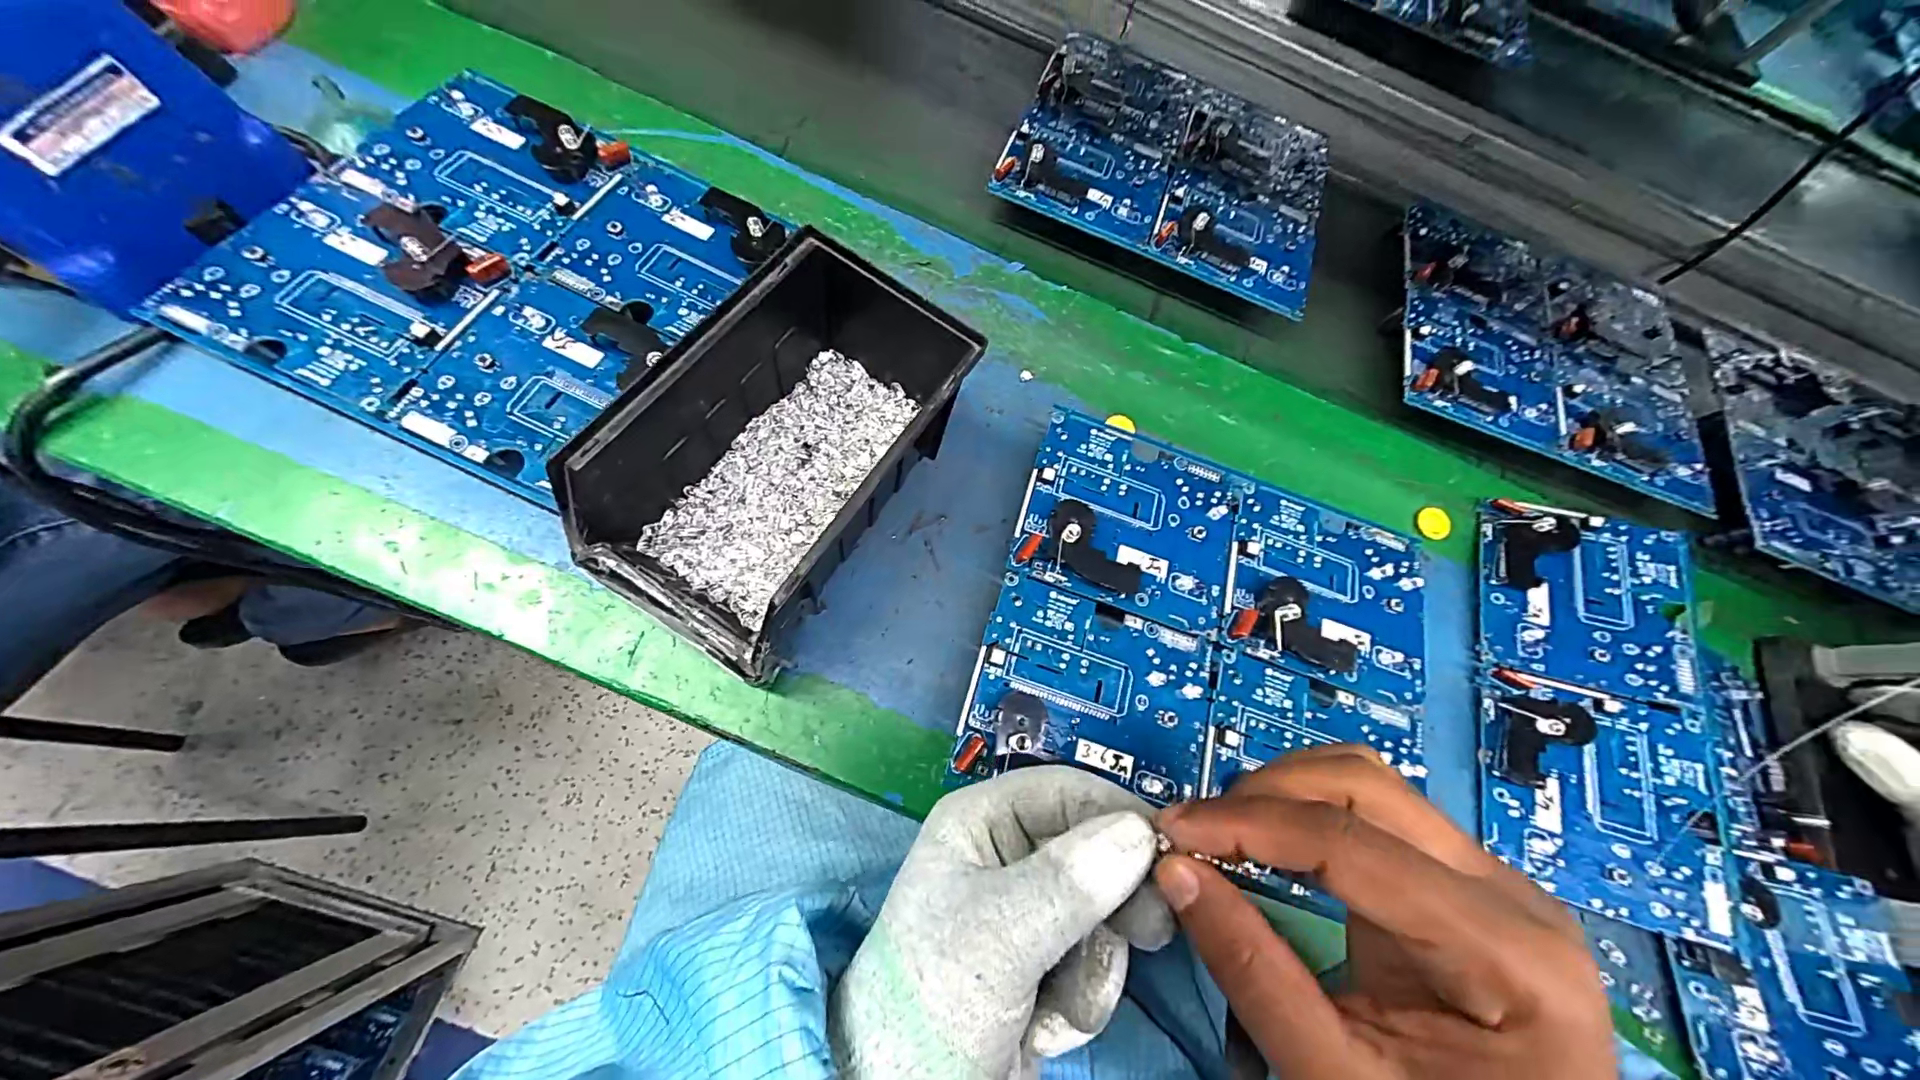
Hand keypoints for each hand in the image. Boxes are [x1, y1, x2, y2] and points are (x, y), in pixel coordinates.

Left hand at [830, 766, 1174, 1078]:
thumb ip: (1069, 883)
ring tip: (1052, 1002)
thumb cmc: (934, 995)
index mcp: (982, 821)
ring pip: (1103, 912)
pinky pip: (1094, 961)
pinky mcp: (1044, 962)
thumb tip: (1140, 832)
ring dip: (1092, 966)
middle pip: (1095, 850)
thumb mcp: (999, 933)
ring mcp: (1028, 911)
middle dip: (1114, 902)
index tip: (1170, 852)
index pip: (1066, 791)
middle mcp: (1008, 856)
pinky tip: (1040, 1024)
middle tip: (1148, 932)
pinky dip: (1081, 998)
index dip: (1119, 813)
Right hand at [1154, 745, 1614, 1079]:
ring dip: (1280, 791)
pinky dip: (1301, 810)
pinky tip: (1264, 840)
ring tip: (1223, 832)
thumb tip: (1177, 872)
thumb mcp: (1338, 1079)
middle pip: (1364, 785)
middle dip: (1264, 793)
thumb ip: (1256, 975)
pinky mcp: (1448, 880)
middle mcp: (1507, 894)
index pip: (1351, 843)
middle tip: (1196, 831)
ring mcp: (1483, 879)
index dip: (1250, 825)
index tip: (1174, 832)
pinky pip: (1367, 811)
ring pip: (1363, 781)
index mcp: (1508, 954)